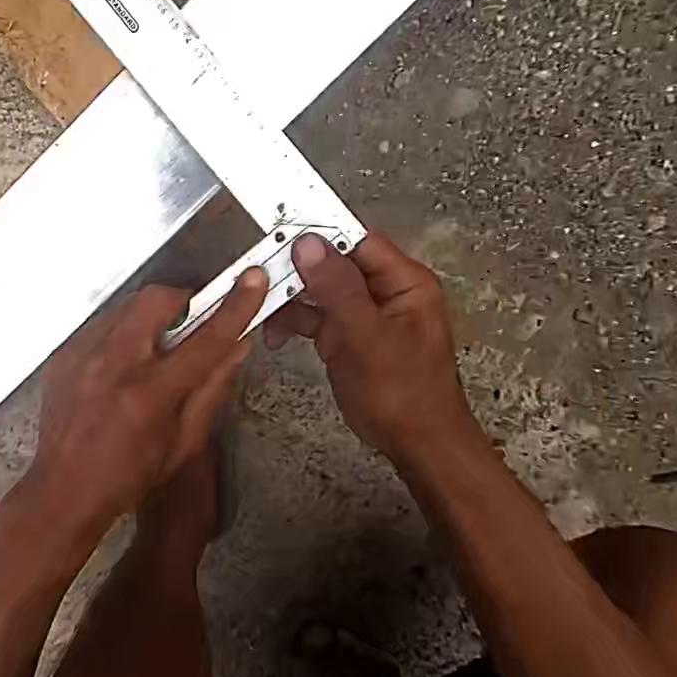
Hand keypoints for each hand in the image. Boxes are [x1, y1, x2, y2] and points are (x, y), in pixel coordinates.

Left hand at [14, 267, 266, 533]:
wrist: (62, 493)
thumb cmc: (127, 478)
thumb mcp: (183, 442)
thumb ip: (212, 388)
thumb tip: (237, 346)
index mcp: (149, 395)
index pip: (205, 339)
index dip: (236, 307)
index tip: (251, 282)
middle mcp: (112, 367)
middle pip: (157, 299)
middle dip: (183, 302)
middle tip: (191, 324)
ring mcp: (82, 357)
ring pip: (127, 305)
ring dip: (151, 318)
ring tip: (154, 351)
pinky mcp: (63, 356)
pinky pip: (103, 324)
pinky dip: (123, 334)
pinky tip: (124, 364)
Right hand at [264, 232, 477, 461]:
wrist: (414, 444)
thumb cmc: (406, 393)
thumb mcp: (369, 336)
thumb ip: (338, 289)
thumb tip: (309, 245)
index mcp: (402, 281)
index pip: (357, 242)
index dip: (321, 235)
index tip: (282, 232)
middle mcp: (381, 291)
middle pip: (332, 264)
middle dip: (297, 271)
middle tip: (262, 276)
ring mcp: (360, 313)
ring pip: (316, 290)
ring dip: (288, 299)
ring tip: (264, 312)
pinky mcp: (343, 335)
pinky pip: (312, 317)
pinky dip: (291, 322)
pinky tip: (275, 335)